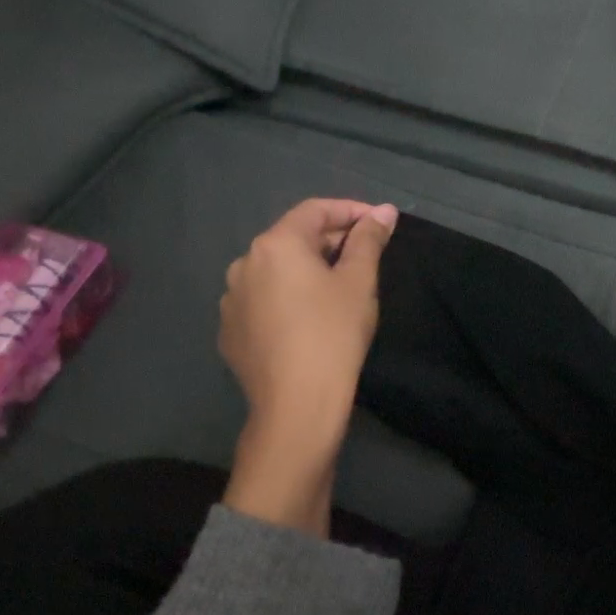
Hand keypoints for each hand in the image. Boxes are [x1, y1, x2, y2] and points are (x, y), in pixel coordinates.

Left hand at [218, 198, 397, 534]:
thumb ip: (369, 240)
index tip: (381, 223)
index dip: (351, 210)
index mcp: (275, 245)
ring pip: (277, 270)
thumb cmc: (333, 333)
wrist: (296, 404)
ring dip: (308, 268)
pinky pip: (264, 300)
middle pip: (293, 238)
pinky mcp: (230, 332)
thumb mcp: (359, 281)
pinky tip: (312, 317)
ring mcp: (231, 300)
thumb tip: (384, 211)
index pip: (316, 210)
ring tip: (340, 286)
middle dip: (331, 239)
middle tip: (367, 253)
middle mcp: (244, 264)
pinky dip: (289, 296)